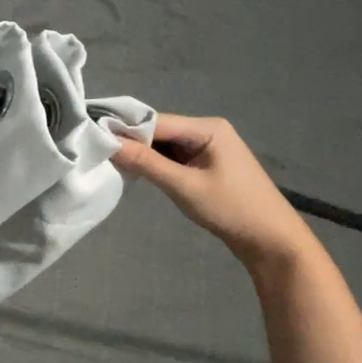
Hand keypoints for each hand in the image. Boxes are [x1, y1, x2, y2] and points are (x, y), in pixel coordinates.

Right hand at [113, 114, 317, 269]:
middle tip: (96, 154)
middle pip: (156, 130)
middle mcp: (206, 130)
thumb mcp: (184, 186)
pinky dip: (151, 163)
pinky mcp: (202, 162)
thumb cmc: (232, 209)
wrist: (271, 241)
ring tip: (109, 163)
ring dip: (139, 154)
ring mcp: (205, 146)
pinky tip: (134, 171)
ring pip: (160, 144)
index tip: (90, 140)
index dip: (122, 130)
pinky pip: (168, 155)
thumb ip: (145, 162)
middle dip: (129, 142)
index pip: (154, 121)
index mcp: (207, 127)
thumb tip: (106, 142)